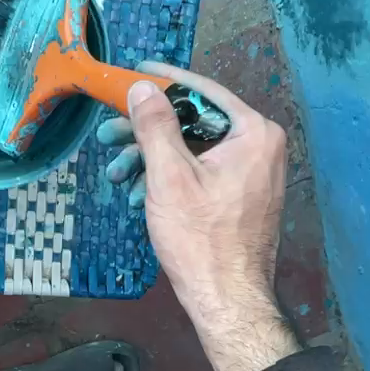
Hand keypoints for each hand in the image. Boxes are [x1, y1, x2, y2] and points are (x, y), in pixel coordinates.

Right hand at [111, 62, 299, 370]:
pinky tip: (140, 195)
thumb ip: (155, 125)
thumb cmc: (200, 239)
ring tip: (118, 175)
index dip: (163, 80)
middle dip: (148, 131)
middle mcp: (261, 147)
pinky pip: (202, 174)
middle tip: (108, 135)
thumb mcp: (169, 177)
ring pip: (194, 151)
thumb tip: (141, 86)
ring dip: (152, 159)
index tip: (133, 71)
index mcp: (254, 133)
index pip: (202, 91)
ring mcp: (253, 174)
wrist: (226, 299)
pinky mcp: (242, 198)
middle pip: (195, 122)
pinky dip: (171, 180)